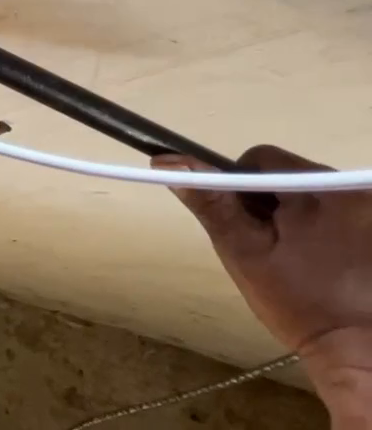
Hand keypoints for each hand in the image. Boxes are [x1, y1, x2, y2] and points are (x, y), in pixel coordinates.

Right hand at [159, 146, 371, 411]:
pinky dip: (322, 233)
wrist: (367, 358)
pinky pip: (340, 218)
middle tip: (266, 244)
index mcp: (327, 191)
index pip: (262, 159)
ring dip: (294, 218)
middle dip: (268, 203)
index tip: (243, 222)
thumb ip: (209, 199)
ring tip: (296, 258)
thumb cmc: (301, 301)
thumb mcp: (241, 248)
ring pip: (313, 198)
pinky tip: (323, 265)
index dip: (237, 184)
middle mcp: (361, 196)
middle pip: (291, 177)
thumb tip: (166, 159)